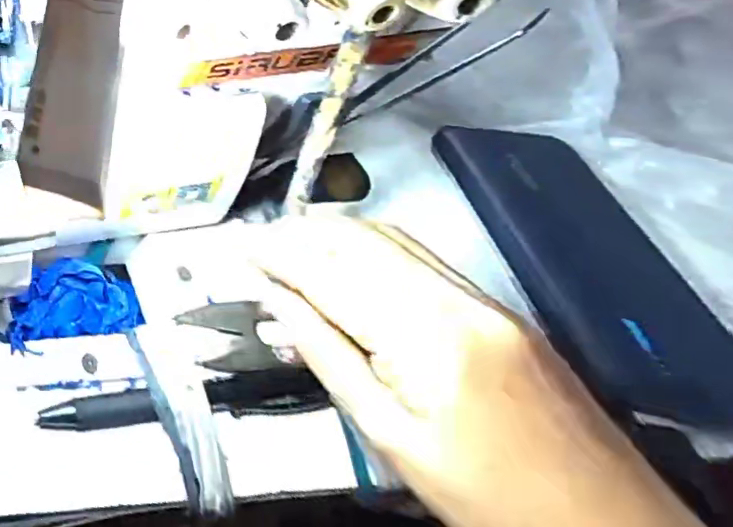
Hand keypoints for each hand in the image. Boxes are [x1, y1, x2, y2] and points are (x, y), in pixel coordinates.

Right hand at [251, 215, 700, 526]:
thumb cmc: (494, 500)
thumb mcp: (392, 438)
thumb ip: (324, 356)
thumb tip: (272, 300)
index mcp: (429, 337)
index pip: (325, 272)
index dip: (272, 254)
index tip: (233, 246)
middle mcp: (459, 302)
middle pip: (355, 238)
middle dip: (295, 233)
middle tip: (253, 248)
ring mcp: (485, 302)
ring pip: (385, 236)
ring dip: (327, 234)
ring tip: (286, 250)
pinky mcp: (499, 311)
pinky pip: (416, 255)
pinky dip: (365, 248)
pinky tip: (342, 266)